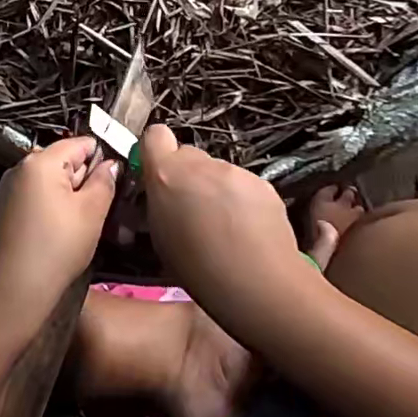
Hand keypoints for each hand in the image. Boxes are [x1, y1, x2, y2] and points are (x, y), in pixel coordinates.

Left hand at [0, 136, 117, 304]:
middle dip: (86, 179)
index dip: (102, 157)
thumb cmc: (57, 246)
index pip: (79, 143)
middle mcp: (21, 167)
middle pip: (64, 161)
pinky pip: (39, 196)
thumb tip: (111, 163)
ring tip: (88, 222)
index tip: (118, 180)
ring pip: (53, 181)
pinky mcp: (8, 208)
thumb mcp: (91, 212)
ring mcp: (11, 187)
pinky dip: (56, 207)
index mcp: (40, 161)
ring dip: (73, 196)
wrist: (13, 288)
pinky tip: (66, 230)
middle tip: (105, 207)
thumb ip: (105, 181)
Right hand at [139, 124, 322, 332]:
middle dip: (188, 175)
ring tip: (225, 225)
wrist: (255, 282)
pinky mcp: (262, 182)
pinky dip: (242, 199)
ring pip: (217, 171)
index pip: (155, 134)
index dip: (157, 151)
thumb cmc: (196, 267)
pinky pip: (243, 184)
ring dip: (216, 189)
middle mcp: (199, 164)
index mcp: (165, 174)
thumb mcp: (159, 234)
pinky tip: (247, 229)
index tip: (159, 173)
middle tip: (193, 208)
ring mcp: (233, 171)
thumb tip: (162, 194)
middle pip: (188, 155)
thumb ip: (158, 201)